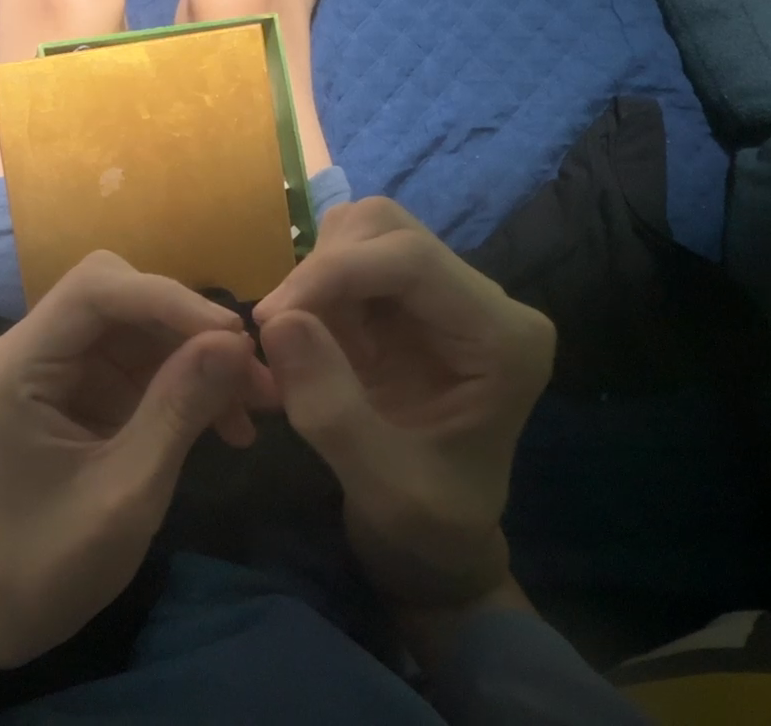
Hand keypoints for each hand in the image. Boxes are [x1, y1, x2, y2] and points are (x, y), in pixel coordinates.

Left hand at [0, 251, 272, 667]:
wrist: (21, 606)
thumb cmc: (61, 563)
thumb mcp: (129, 491)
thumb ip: (179, 409)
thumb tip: (237, 342)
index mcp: (14, 370)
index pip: (91, 291)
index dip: (166, 299)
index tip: (235, 334)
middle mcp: (25, 350)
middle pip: (116, 295)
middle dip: (188, 325)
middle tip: (251, 369)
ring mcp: (53, 363)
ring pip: (137, 322)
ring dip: (198, 353)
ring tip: (257, 400)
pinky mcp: (79, 381)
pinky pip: (140, 356)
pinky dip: (187, 377)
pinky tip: (229, 420)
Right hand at [254, 198, 552, 610]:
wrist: (435, 541)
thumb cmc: (424, 525)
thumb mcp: (380, 484)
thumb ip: (330, 408)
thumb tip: (276, 322)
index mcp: (501, 338)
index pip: (410, 259)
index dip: (331, 273)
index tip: (268, 321)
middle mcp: (480, 300)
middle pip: (385, 228)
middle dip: (319, 268)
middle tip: (275, 328)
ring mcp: (441, 296)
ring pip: (361, 233)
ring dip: (312, 276)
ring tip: (291, 338)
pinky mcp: (405, 303)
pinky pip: (345, 261)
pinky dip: (310, 289)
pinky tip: (301, 337)